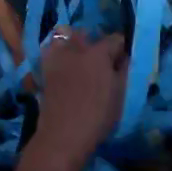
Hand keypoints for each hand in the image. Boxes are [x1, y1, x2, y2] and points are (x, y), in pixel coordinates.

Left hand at [32, 29, 126, 161]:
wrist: (63, 135)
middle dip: (98, 43)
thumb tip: (126, 57)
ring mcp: (57, 58)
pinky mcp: (45, 70)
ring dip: (75, 43)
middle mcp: (76, 49)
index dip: (123, 49)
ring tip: (82, 59)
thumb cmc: (98, 116)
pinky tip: (66, 65)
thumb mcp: (121, 94)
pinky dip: (59, 52)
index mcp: (98, 53)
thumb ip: (125, 71)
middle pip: (89, 35)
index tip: (125, 62)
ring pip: (66, 37)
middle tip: (104, 61)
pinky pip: (52, 51)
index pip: (116, 39)